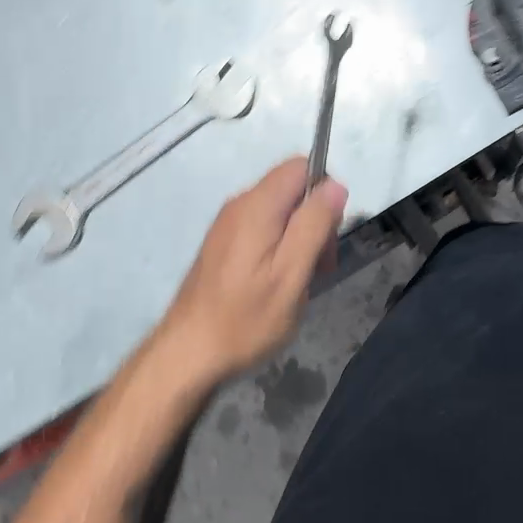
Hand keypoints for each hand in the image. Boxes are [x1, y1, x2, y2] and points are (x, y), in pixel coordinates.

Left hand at [160, 158, 347, 380]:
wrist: (187, 356)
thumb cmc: (245, 319)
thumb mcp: (291, 274)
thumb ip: (314, 224)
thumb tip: (335, 185)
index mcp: (257, 206)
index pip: (301, 166)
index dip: (325, 192)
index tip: (328, 234)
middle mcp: (240, 205)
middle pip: (292, 189)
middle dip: (316, 220)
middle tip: (319, 266)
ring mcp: (228, 225)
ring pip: (281, 211)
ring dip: (301, 238)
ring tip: (301, 282)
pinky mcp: (223, 245)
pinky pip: (264, 229)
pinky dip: (281, 249)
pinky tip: (279, 284)